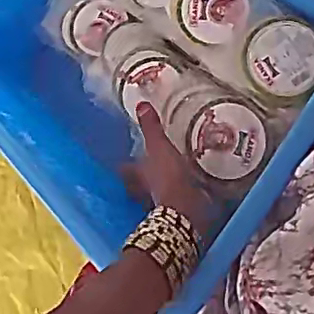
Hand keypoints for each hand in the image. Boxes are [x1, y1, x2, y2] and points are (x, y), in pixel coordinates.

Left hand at [129, 103, 216, 235]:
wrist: (186, 208)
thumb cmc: (167, 176)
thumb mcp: (159, 147)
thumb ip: (151, 128)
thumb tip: (141, 104)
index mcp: (134, 175)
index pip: (125, 167)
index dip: (126, 162)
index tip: (130, 155)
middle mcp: (141, 190)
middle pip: (138, 181)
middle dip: (144, 173)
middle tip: (154, 162)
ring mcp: (158, 201)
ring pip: (154, 190)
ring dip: (161, 183)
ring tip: (174, 171)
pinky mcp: (175, 208)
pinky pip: (173, 198)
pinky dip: (178, 192)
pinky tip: (189, 184)